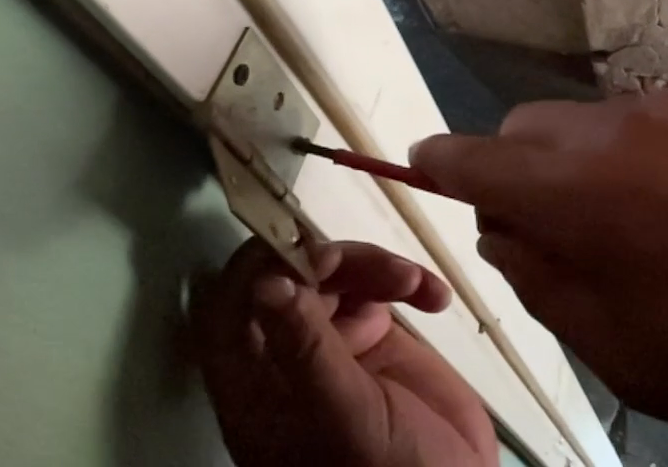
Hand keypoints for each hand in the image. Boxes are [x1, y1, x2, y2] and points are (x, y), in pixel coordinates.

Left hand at [191, 238, 495, 466]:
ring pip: (334, 273)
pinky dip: (408, 281)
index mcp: (255, 385)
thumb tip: (264, 282)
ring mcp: (330, 344)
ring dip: (375, 265)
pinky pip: (378, 286)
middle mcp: (284, 357)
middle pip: (289, 277)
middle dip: (335, 260)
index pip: (231, 306)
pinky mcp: (374, 337)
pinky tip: (436, 298)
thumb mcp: (346, 420)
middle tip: (380, 268)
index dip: (259, 265)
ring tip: (414, 284)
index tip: (305, 245)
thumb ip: (306, 350)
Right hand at [410, 92, 667, 459]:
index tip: (417, 166)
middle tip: (549, 233)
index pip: (472, 159)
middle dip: (511, 171)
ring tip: (635, 232)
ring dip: (575, 165)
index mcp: (577, 191)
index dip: (436, 163)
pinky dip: (632, 157)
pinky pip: (644, 124)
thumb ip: (545, 283)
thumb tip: (504, 232)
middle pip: (522, 129)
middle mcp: (612, 130)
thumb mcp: (631, 355)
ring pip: (583, 123)